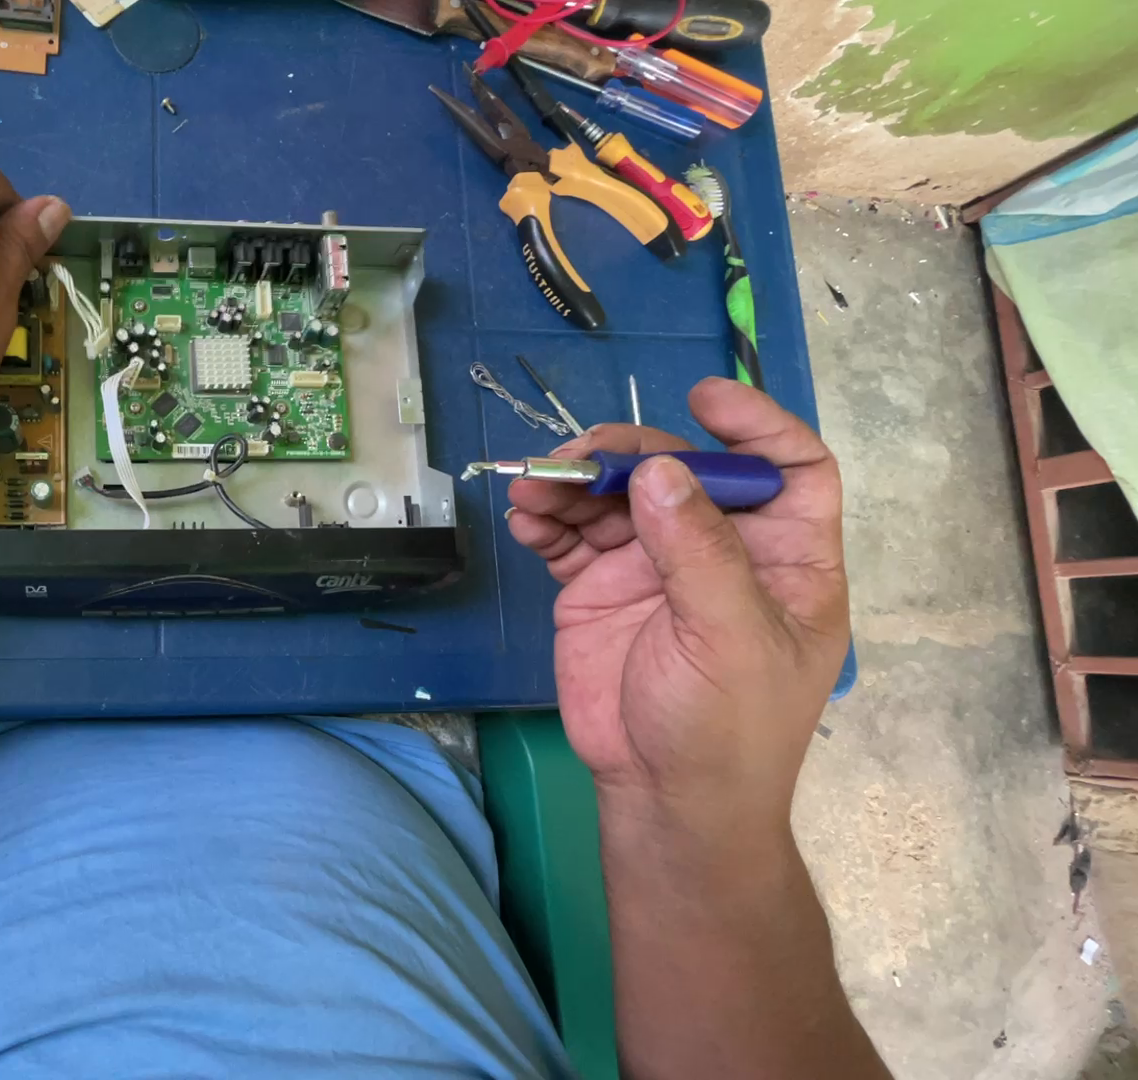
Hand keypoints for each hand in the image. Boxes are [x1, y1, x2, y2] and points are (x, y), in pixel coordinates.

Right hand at [505, 378, 849, 833]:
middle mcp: (713, 550)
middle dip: (627, 456)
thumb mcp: (730, 637)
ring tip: (533, 489)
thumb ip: (699, 552)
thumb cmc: (724, 722)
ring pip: (610, 501)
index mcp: (779, 558)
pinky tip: (525, 520)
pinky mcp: (595, 587)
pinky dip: (545, 523)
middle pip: (675, 474)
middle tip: (577, 457)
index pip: (788, 470)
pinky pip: (568, 538)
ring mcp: (648, 567)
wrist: (657, 786)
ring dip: (570, 486)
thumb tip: (660, 470)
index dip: (754, 426)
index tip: (703, 398)